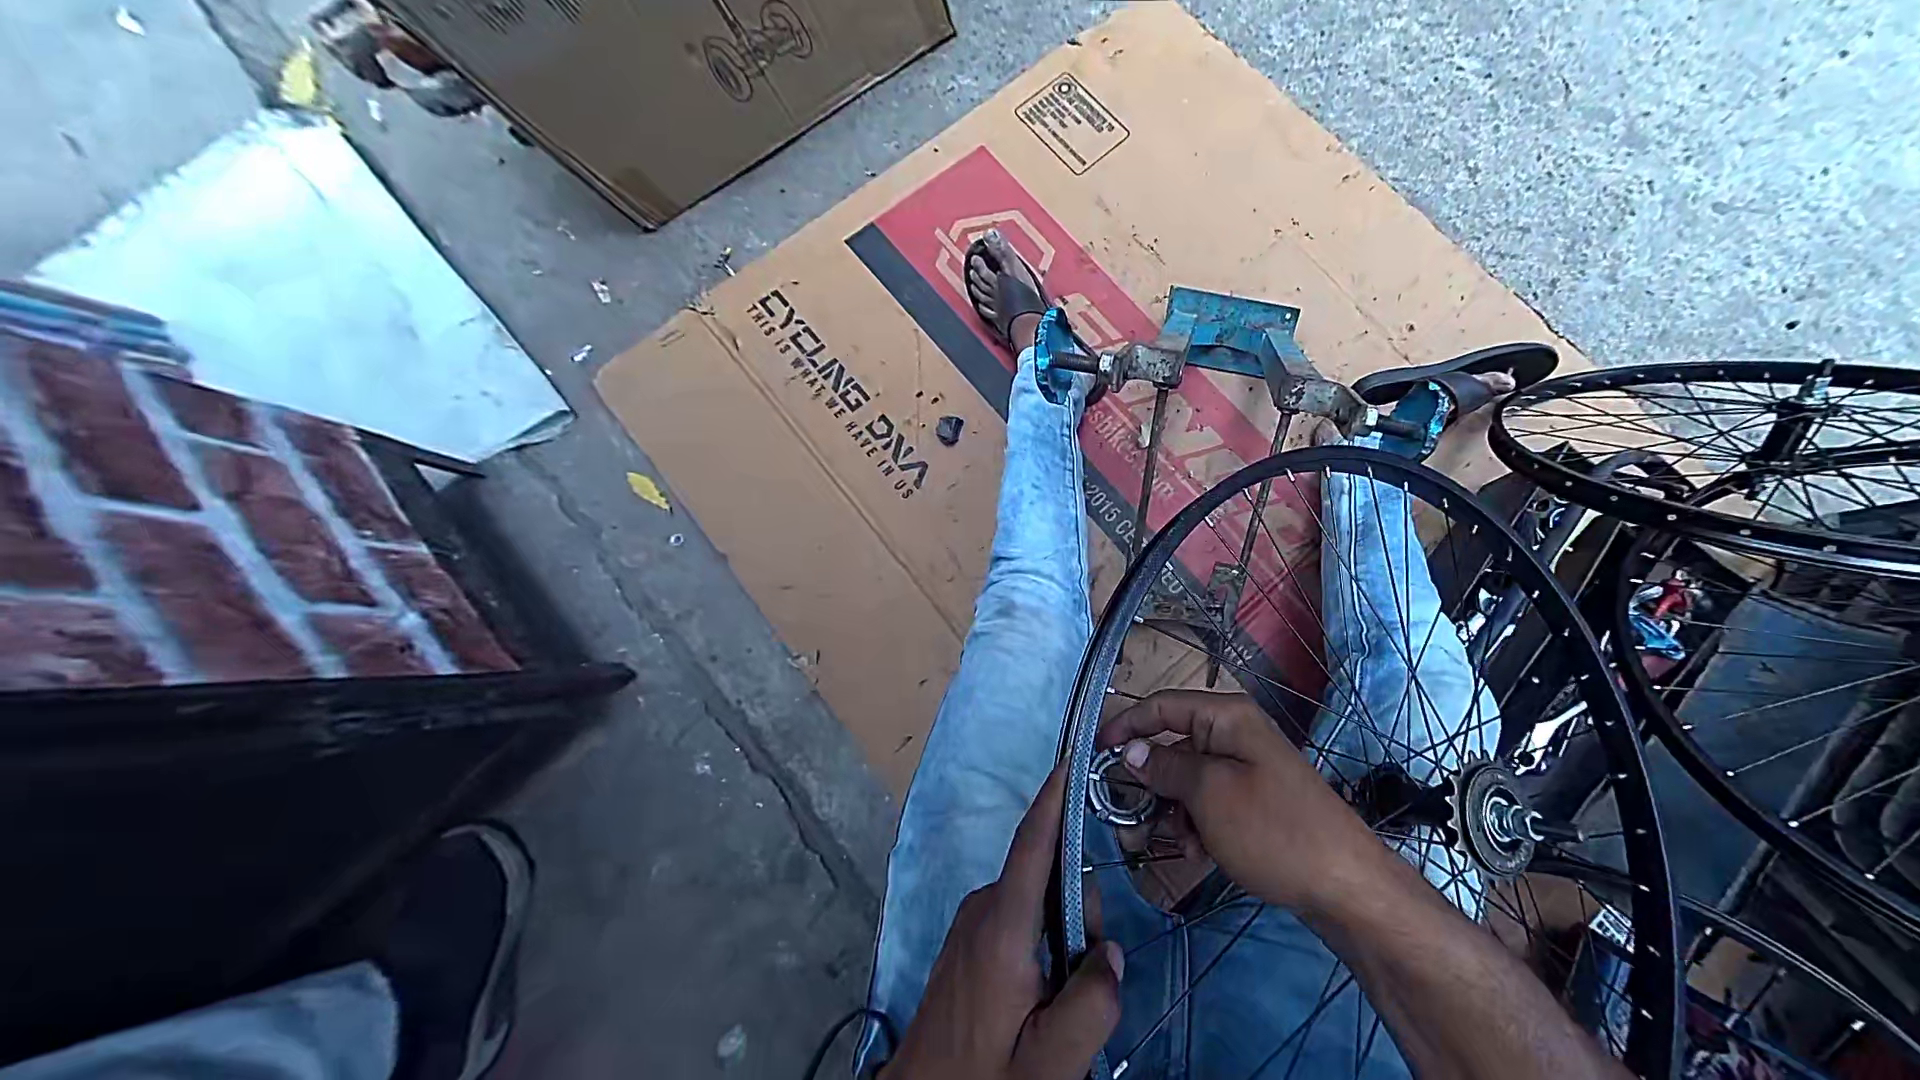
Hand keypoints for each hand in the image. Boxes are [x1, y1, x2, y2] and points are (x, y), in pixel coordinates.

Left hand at [884, 767, 1123, 1079]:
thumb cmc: (982, 1075)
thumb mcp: (1049, 1062)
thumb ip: (1091, 1005)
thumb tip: (1109, 951)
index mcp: (1003, 925)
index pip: (1032, 845)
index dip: (1052, 799)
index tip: (1071, 762)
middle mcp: (984, 907)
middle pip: (1047, 879)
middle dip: (1078, 910)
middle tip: (1085, 974)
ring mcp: (973, 920)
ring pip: (1037, 902)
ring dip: (1062, 934)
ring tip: (1058, 1000)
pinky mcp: (970, 936)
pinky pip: (1020, 917)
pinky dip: (1043, 940)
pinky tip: (1042, 993)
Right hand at [1097, 690, 1388, 914]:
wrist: (1348, 888)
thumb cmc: (1274, 830)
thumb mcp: (1208, 794)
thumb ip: (1163, 768)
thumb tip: (1130, 752)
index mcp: (1227, 717)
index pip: (1161, 706)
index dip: (1126, 725)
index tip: (1096, 751)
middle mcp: (1235, 734)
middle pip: (1173, 745)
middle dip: (1151, 781)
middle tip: (1131, 815)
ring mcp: (1247, 767)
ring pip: (1187, 778)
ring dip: (1173, 809)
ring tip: (1176, 842)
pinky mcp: (1255, 799)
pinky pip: (1209, 800)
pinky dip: (1196, 822)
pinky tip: (1198, 852)